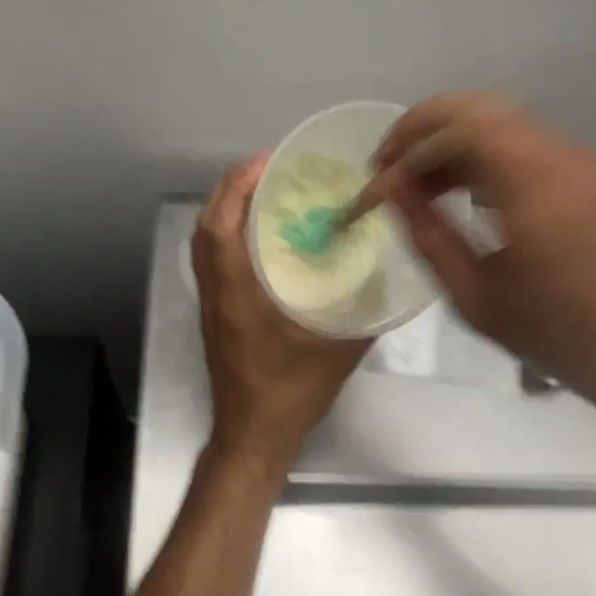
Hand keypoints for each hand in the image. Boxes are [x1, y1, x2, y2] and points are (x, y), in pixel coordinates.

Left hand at [194, 154, 372, 465]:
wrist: (253, 436)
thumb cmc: (290, 394)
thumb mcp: (338, 352)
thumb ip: (364, 312)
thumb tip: (390, 274)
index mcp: (236, 294)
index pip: (222, 227)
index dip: (237, 187)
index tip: (265, 160)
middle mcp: (215, 293)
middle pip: (206, 228)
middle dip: (230, 191)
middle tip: (266, 170)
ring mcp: (211, 306)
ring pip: (205, 245)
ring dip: (226, 212)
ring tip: (261, 194)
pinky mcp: (215, 318)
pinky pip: (211, 262)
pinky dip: (227, 236)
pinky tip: (259, 238)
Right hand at [375, 91, 595, 405]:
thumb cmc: (561, 337)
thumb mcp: (476, 298)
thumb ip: (429, 236)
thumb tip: (392, 190)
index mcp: (537, 185)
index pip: (462, 120)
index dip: (409, 135)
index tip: (380, 176)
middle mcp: (569, 157)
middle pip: (484, 114)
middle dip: (428, 136)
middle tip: (394, 177)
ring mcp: (593, 162)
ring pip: (510, 129)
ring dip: (460, 150)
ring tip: (426, 193)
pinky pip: (535, 149)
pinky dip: (493, 162)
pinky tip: (473, 200)